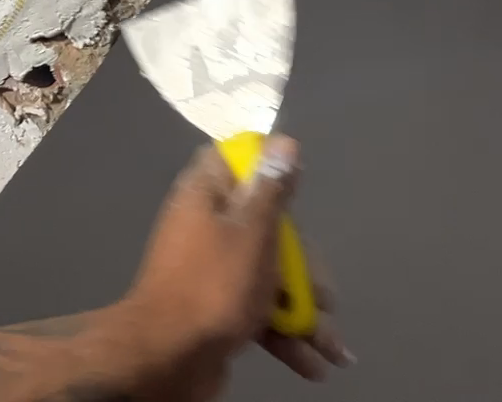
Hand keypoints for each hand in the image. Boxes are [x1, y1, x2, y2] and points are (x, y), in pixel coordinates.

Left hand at [112, 137, 351, 397]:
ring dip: (303, 308)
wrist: (168, 355)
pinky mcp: (217, 304)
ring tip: (333, 345)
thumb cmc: (213, 285)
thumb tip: (282, 140)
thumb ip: (270, 189)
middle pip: (266, 224)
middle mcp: (207, 222)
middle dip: (303, 264)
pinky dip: (285, 332)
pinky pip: (257, 307)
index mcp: (206, 192)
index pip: (235, 159)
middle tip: (325, 297)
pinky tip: (315, 363)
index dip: (268, 169)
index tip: (298, 187)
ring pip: (267, 271)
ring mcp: (211, 265)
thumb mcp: (251, 232)